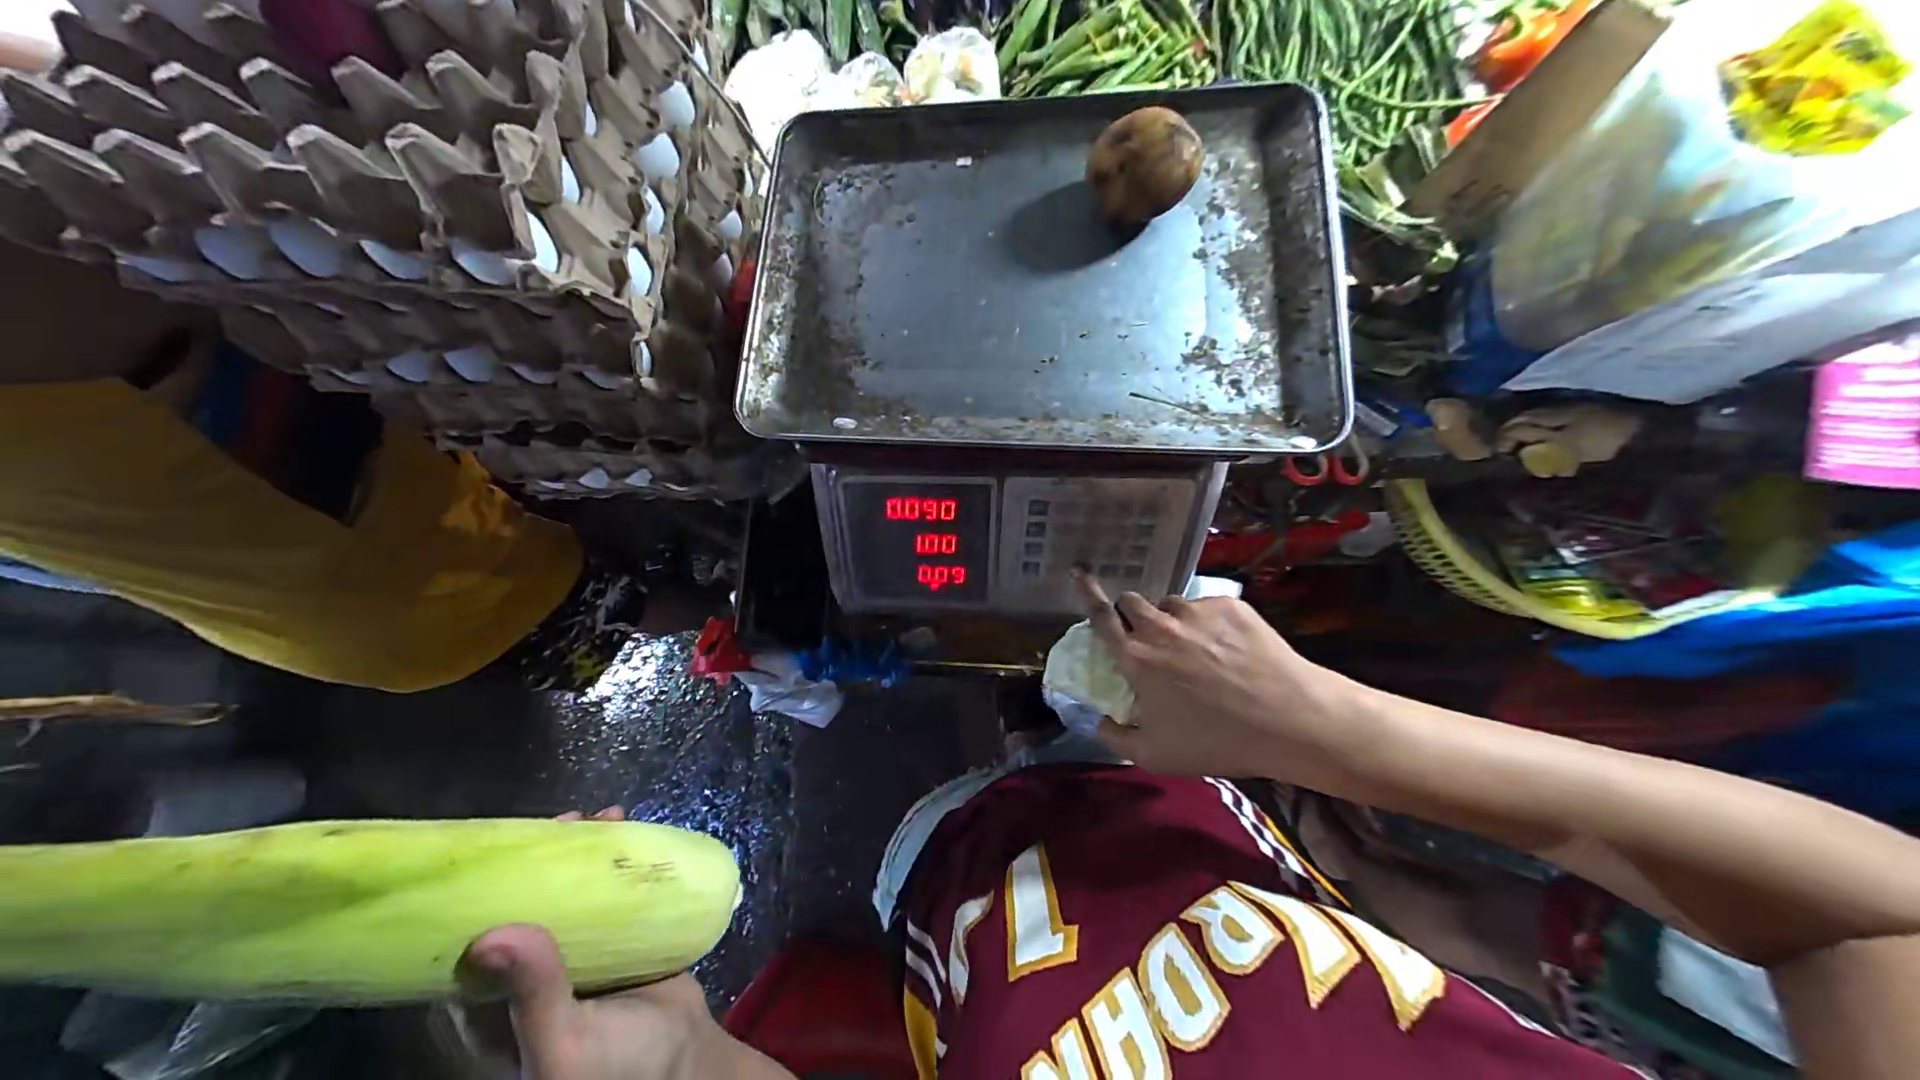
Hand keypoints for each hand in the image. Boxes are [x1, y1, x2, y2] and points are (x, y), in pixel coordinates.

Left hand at [459, 808, 789, 1079]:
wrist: (683, 1060)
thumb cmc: (614, 1068)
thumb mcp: (565, 1046)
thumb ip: (533, 994)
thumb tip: (491, 937)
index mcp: (487, 1009)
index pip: (464, 943)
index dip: (478, 893)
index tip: (506, 847)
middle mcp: (520, 975)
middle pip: (518, 905)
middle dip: (539, 858)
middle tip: (566, 823)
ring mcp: (567, 953)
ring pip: (561, 892)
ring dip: (579, 851)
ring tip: (603, 819)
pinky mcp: (609, 937)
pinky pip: (603, 891)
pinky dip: (612, 859)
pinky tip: (625, 831)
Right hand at [1074, 572, 1364, 779]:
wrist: (1291, 720)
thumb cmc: (1218, 741)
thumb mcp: (1156, 755)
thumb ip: (1115, 738)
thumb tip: (1097, 721)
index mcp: (1137, 659)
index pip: (1101, 617)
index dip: (1086, 593)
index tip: (1079, 573)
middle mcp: (1160, 627)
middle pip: (1132, 602)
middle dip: (1131, 614)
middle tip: (1148, 638)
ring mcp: (1197, 612)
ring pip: (1171, 604)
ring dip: (1171, 620)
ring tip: (1196, 648)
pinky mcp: (1231, 606)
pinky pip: (1207, 606)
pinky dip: (1208, 622)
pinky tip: (1230, 648)